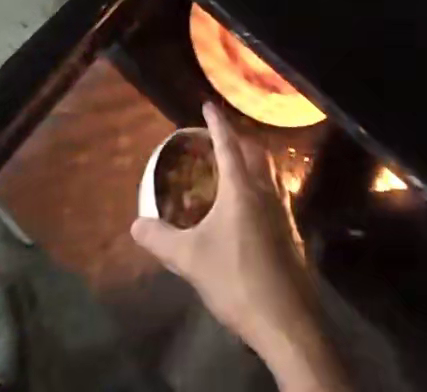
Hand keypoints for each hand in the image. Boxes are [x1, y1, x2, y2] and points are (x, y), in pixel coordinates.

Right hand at [131, 105, 347, 391]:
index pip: (227, 145)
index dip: (216, 124)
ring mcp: (283, 212)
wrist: (285, 320)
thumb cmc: (236, 279)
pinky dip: (261, 185)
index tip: (208, 106)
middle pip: (255, 153)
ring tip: (236, 165)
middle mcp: (265, 191)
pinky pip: (276, 194)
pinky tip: (252, 206)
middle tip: (220, 136)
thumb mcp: (189, 259)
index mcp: (241, 189)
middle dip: (238, 139)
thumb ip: (160, 239)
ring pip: (270, 172)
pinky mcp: (291, 233)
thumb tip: (136, 224)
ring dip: (253, 161)